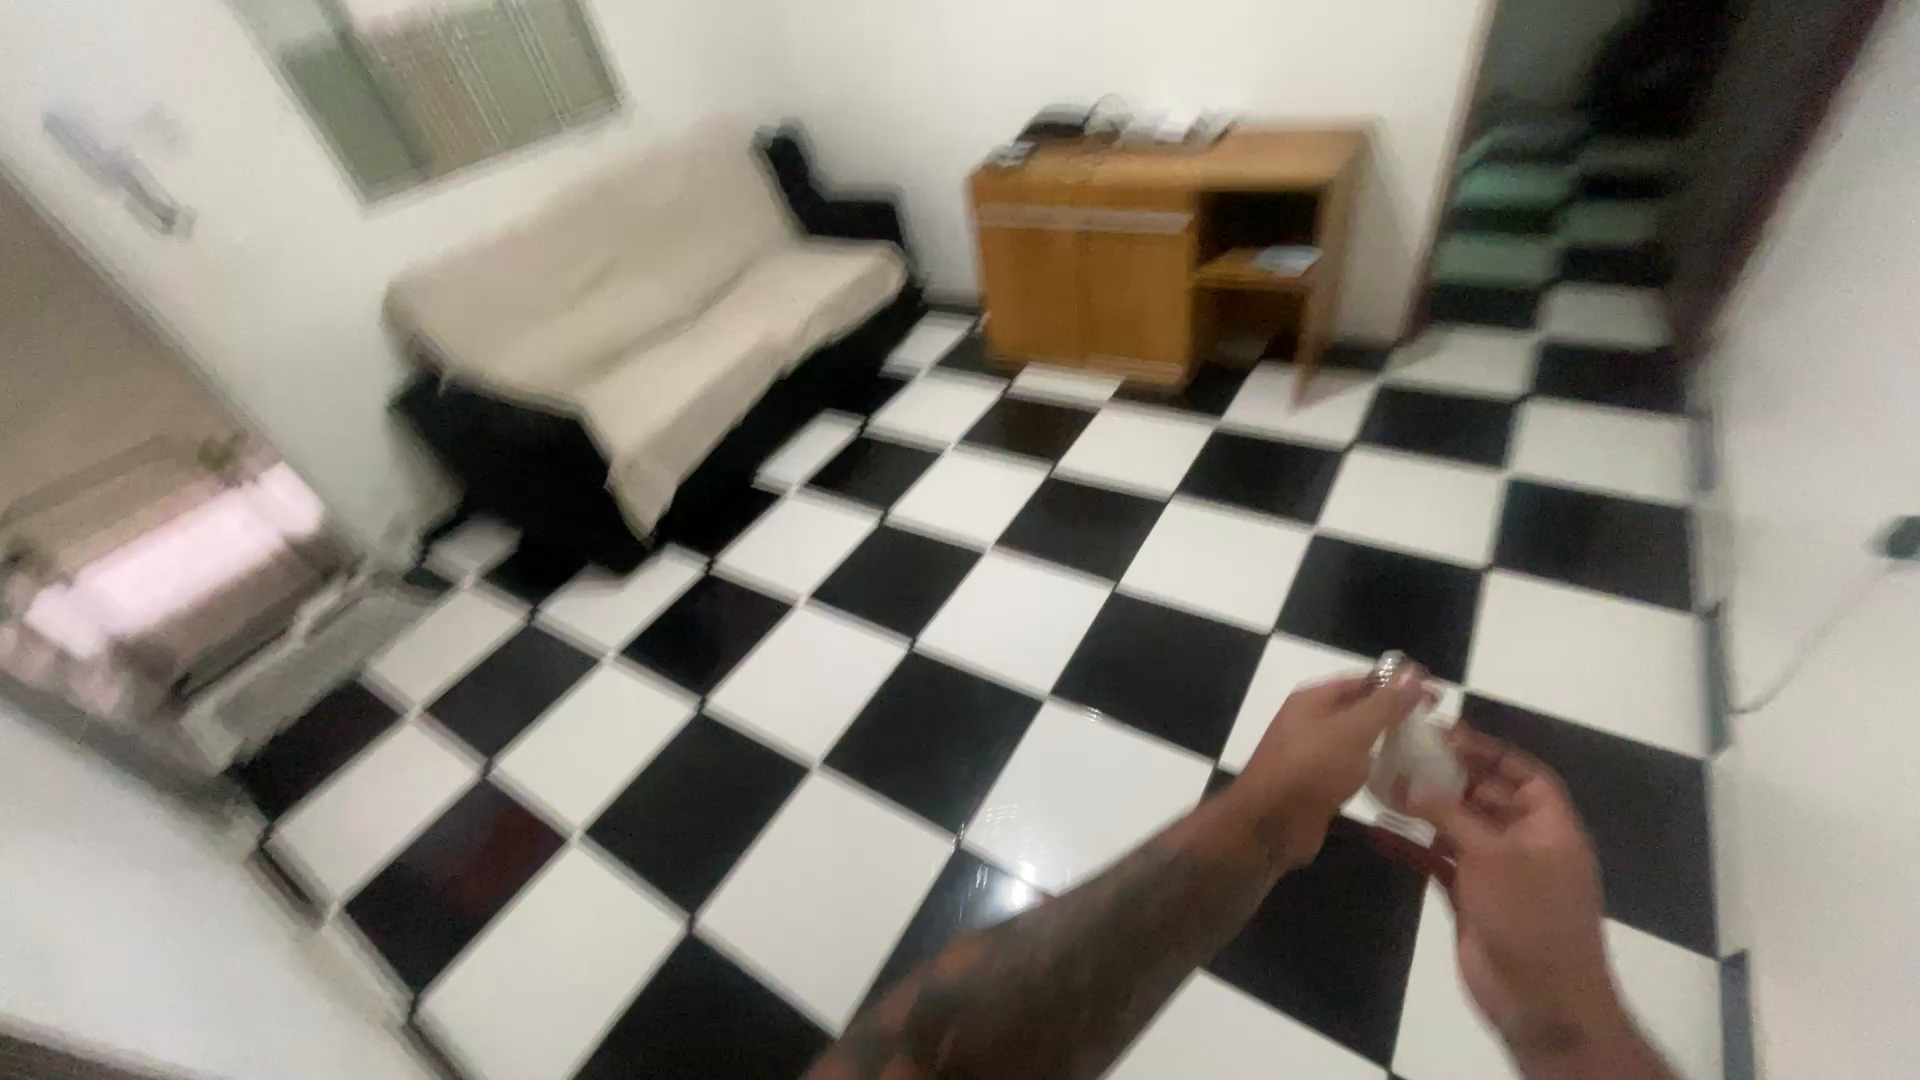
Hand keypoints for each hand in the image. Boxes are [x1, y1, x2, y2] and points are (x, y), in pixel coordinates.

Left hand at [1224, 663, 1427, 862]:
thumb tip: (1412, 672)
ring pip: (1359, 740)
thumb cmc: (1310, 767)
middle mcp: (1311, 720)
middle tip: (1440, 728)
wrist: (1272, 821)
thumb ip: (1383, 704)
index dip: (1398, 685)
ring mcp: (1314, 752)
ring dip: (1390, 743)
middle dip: (1398, 715)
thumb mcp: (1351, 730)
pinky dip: (1377, 768)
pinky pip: (1355, 766)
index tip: (1438, 696)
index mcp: (1312, 699)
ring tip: (1432, 752)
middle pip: (1361, 710)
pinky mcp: (1321, 781)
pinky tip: (1405, 778)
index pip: (1362, 681)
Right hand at [1413, 731, 1624, 1059]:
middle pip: (1486, 796)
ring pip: (1456, 826)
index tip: (1445, 734)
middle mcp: (1524, 845)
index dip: (1491, 751)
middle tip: (1402, 754)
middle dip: (1447, 775)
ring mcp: (1496, 871)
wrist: (1541, 1002)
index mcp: (1550, 830)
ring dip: (1423, 807)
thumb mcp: (1494, 855)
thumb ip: (1451, 813)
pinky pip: (1435, 859)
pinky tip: (1375, 830)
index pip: (1526, 776)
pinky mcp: (1469, 895)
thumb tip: (1412, 782)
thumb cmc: (1529, 918)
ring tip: (1382, 784)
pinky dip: (1409, 845)